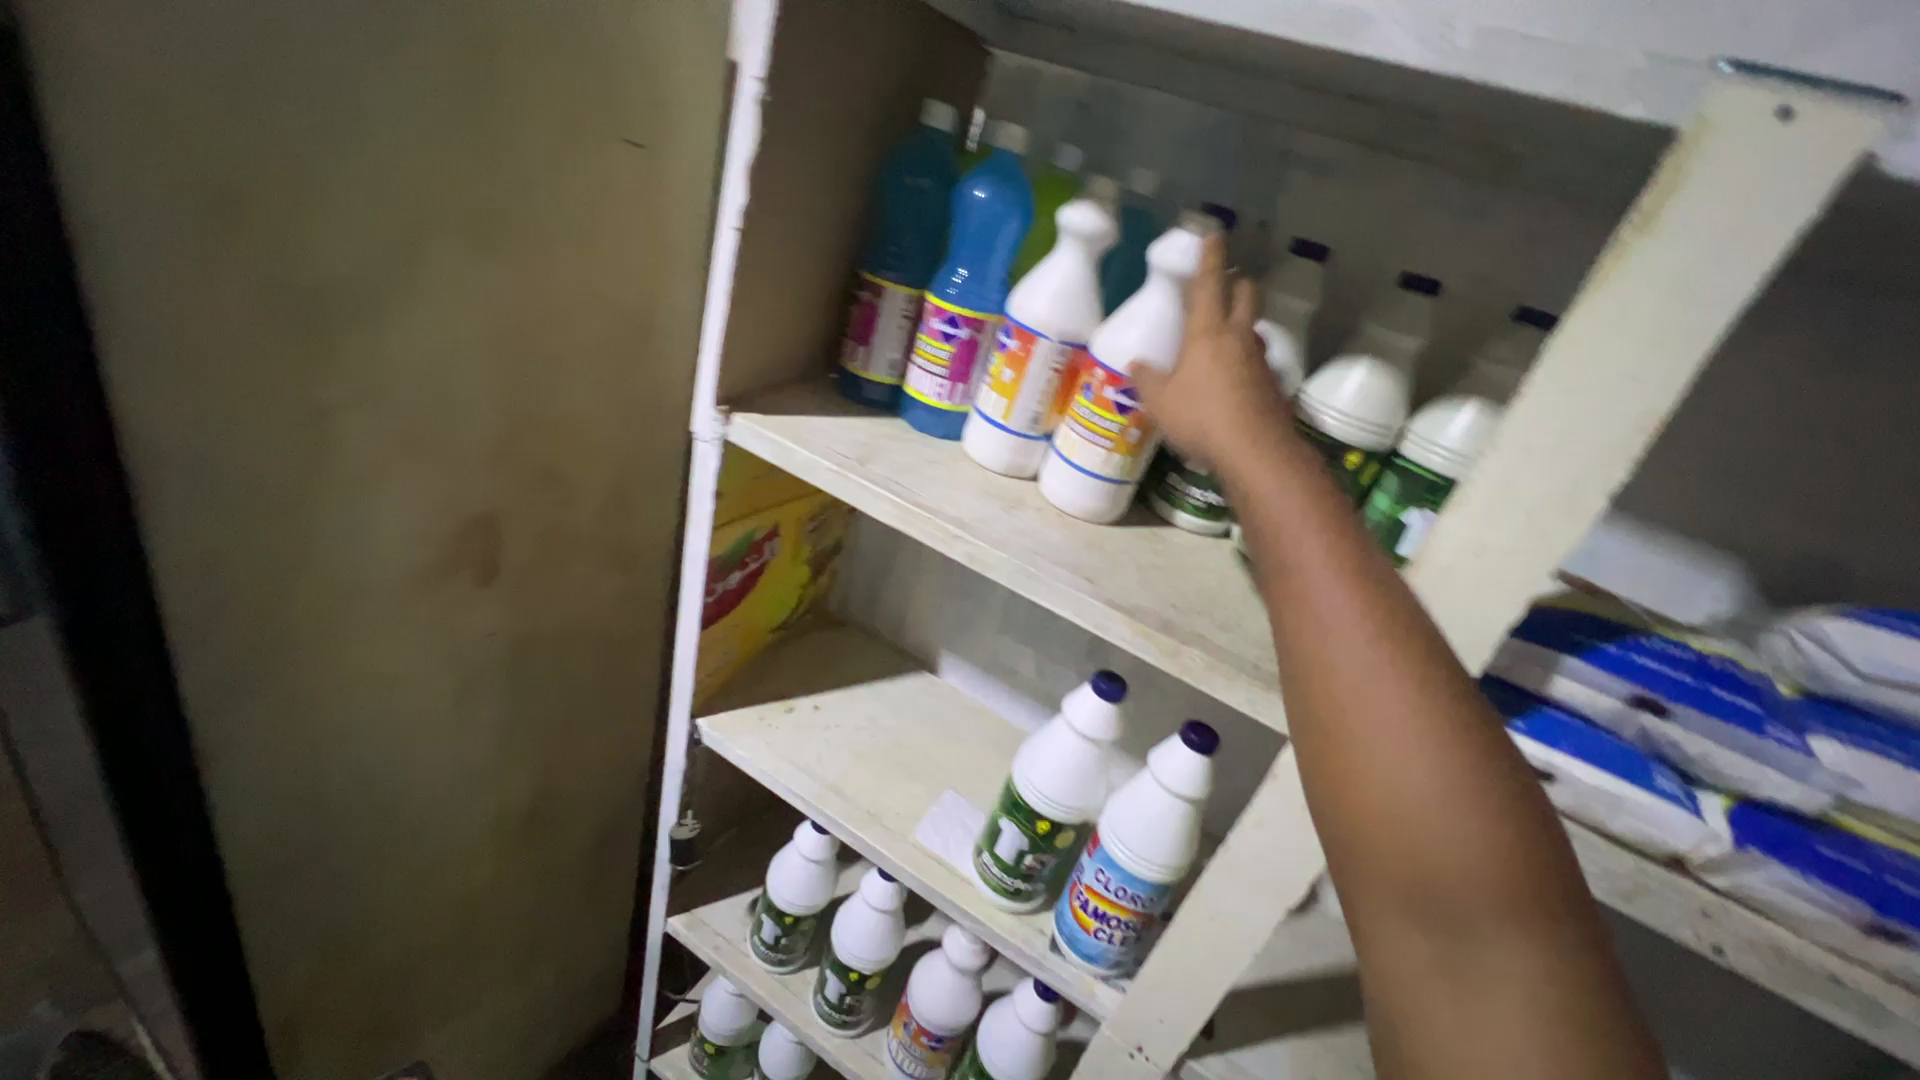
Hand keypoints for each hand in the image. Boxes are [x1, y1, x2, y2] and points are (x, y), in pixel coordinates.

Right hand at [1130, 233, 1291, 471]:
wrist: (1254, 451)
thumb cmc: (1200, 418)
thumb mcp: (1160, 402)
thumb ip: (1147, 379)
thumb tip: (1137, 364)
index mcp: (1207, 333)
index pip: (1208, 284)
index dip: (1209, 258)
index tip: (1213, 234)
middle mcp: (1238, 338)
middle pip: (1245, 295)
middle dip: (1236, 284)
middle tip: (1225, 285)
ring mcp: (1260, 361)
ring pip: (1252, 329)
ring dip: (1242, 326)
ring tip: (1225, 339)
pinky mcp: (1272, 385)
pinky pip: (1258, 363)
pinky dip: (1247, 363)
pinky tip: (1235, 381)